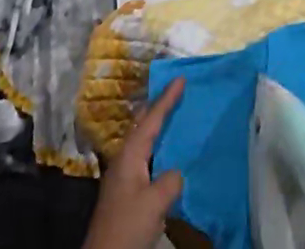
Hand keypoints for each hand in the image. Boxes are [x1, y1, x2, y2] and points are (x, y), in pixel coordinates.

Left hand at [82, 77, 184, 248]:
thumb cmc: (127, 226)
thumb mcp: (155, 203)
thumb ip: (171, 180)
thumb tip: (176, 172)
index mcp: (130, 155)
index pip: (151, 119)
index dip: (166, 98)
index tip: (180, 78)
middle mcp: (124, 160)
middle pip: (142, 125)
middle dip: (158, 106)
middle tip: (175, 89)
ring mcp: (123, 177)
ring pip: (143, 141)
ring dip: (157, 126)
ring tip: (174, 114)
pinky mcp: (126, 192)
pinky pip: (146, 157)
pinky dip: (158, 147)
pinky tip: (168, 154)